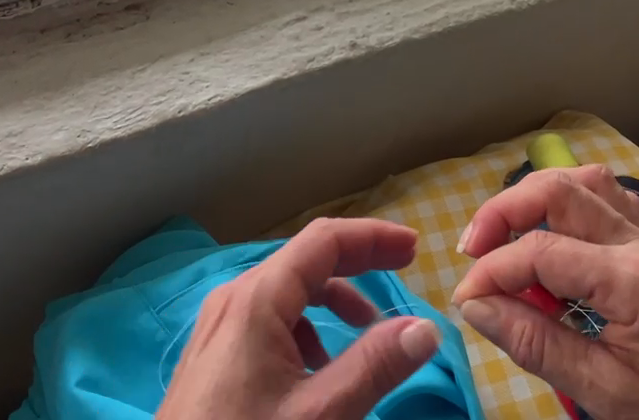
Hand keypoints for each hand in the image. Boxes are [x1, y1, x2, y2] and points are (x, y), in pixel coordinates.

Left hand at [159, 217, 444, 419]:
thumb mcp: (319, 414)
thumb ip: (373, 366)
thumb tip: (425, 328)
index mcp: (257, 298)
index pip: (323, 241)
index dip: (372, 237)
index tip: (414, 246)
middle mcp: (234, 298)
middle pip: (305, 260)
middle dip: (358, 263)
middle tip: (404, 271)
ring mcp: (218, 324)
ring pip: (285, 291)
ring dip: (331, 300)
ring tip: (366, 333)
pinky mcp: (213, 353)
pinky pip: (267, 319)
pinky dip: (304, 328)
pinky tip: (316, 368)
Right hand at [453, 166, 638, 419]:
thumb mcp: (609, 398)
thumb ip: (538, 344)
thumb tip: (473, 305)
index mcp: (638, 284)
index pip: (543, 253)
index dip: (493, 271)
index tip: (463, 299)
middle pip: (558, 191)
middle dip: (503, 212)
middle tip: (472, 252)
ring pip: (583, 182)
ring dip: (534, 199)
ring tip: (505, 236)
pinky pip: (608, 199)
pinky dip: (568, 202)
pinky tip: (553, 234)